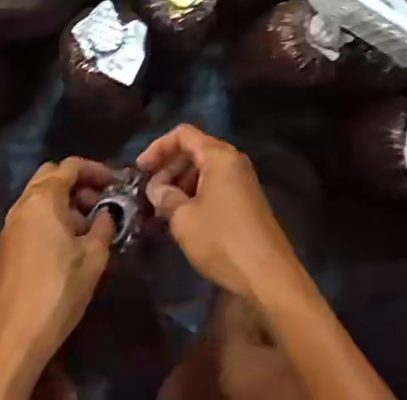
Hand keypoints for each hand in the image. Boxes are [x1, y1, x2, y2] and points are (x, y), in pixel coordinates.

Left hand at [0, 158, 116, 361]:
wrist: (16, 337)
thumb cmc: (59, 287)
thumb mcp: (95, 254)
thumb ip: (104, 224)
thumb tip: (105, 213)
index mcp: (43, 199)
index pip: (71, 166)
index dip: (96, 169)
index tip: (114, 183)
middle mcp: (23, 205)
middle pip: (51, 175)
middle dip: (77, 181)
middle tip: (99, 199)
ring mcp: (10, 226)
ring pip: (39, 196)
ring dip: (64, 200)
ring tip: (87, 223)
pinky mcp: (6, 246)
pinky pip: (31, 215)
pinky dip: (50, 216)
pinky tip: (68, 241)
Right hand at [137, 125, 298, 299]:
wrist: (267, 272)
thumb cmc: (222, 239)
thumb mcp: (184, 219)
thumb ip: (165, 197)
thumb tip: (157, 188)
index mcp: (219, 155)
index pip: (184, 134)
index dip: (158, 147)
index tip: (140, 169)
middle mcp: (233, 160)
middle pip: (194, 149)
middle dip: (169, 166)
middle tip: (150, 192)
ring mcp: (242, 178)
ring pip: (205, 168)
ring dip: (181, 181)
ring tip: (163, 207)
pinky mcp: (245, 197)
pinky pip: (215, 183)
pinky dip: (196, 191)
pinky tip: (183, 215)